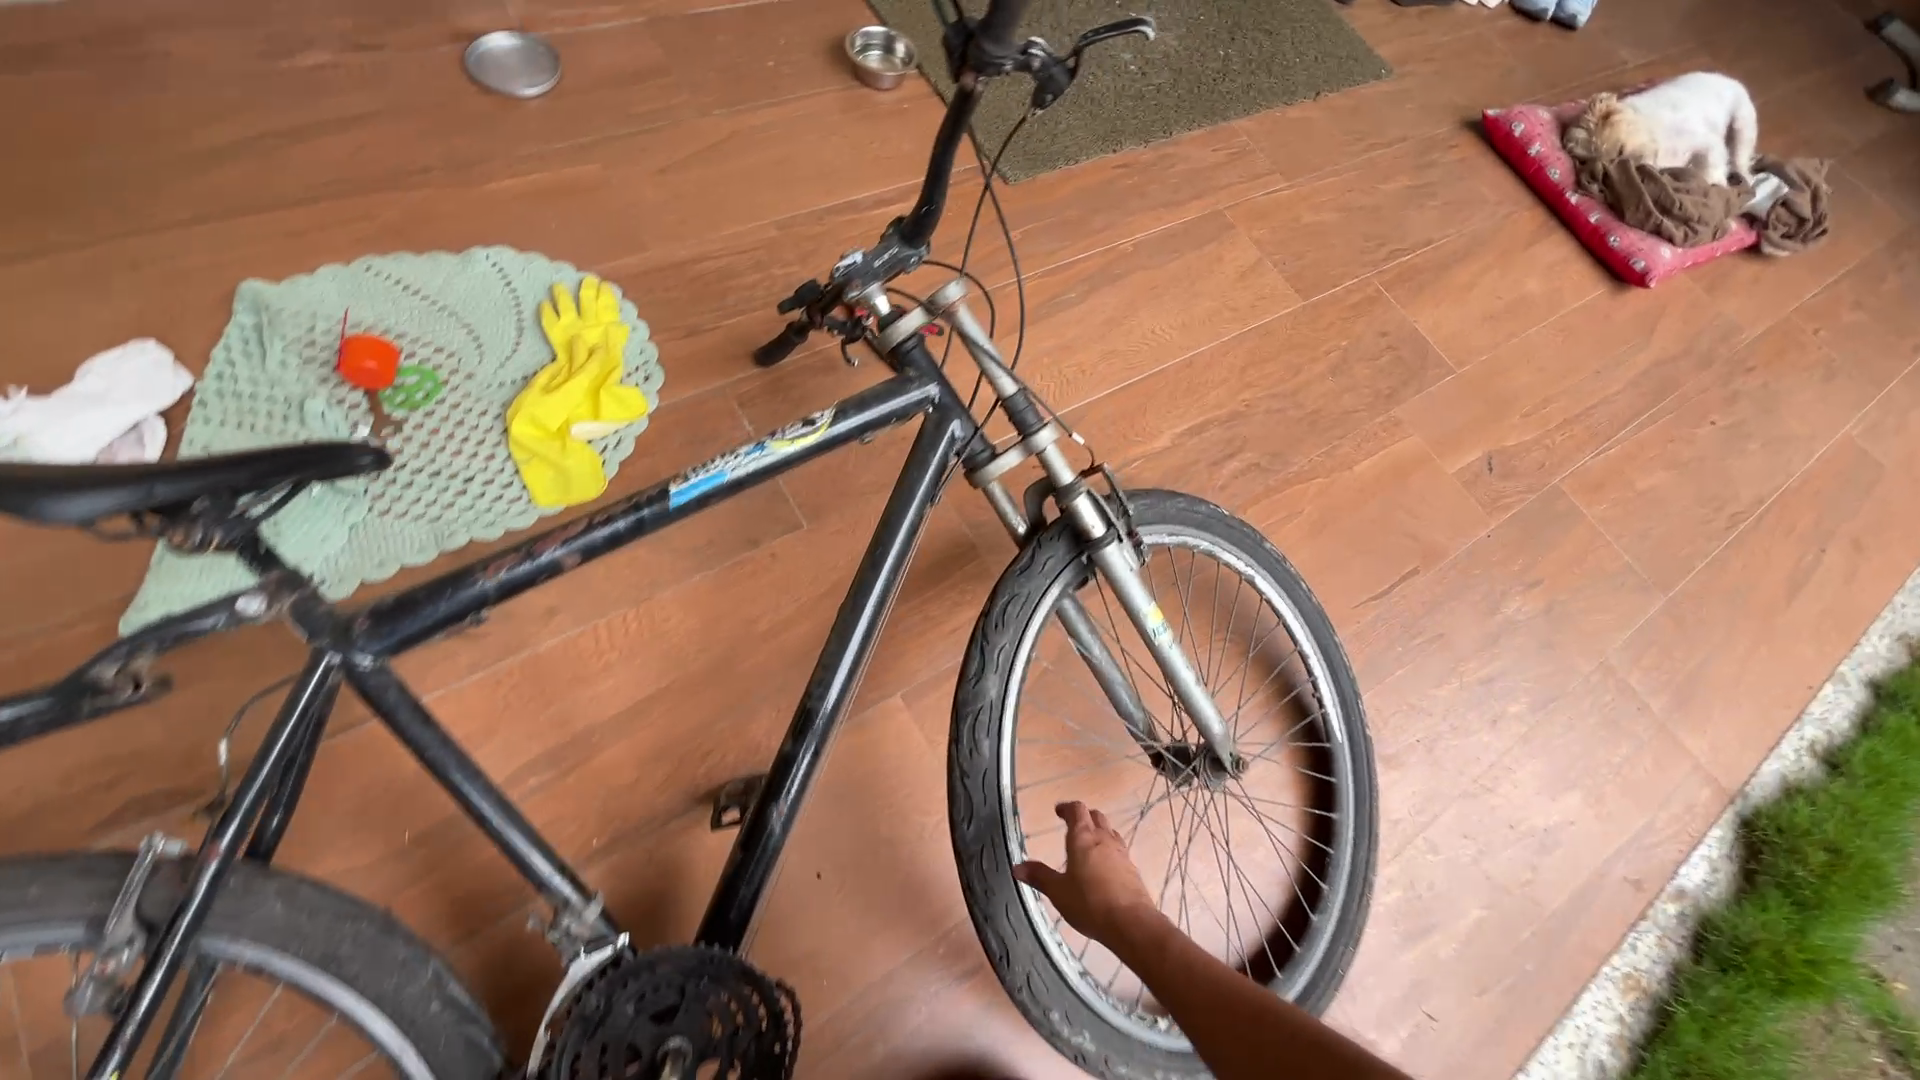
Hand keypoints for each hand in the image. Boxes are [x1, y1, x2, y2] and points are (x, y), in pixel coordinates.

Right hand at [1013, 801, 1161, 946]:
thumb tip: (1017, 868)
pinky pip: (1119, 851)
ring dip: (1099, 832)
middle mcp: (1104, 839)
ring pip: (1110, 832)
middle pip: (1096, 816)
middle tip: (1073, 825)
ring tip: (1088, 845)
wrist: (1131, 922)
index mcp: (1083, 838)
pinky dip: (1109, 851)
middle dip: (1084, 817)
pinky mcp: (1132, 870)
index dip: (1067, 808)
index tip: (1058, 811)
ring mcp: (1121, 853)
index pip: (1077, 810)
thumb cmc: (1089, 903)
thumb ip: (1039, 877)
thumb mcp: (1058, 891)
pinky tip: (1104, 868)